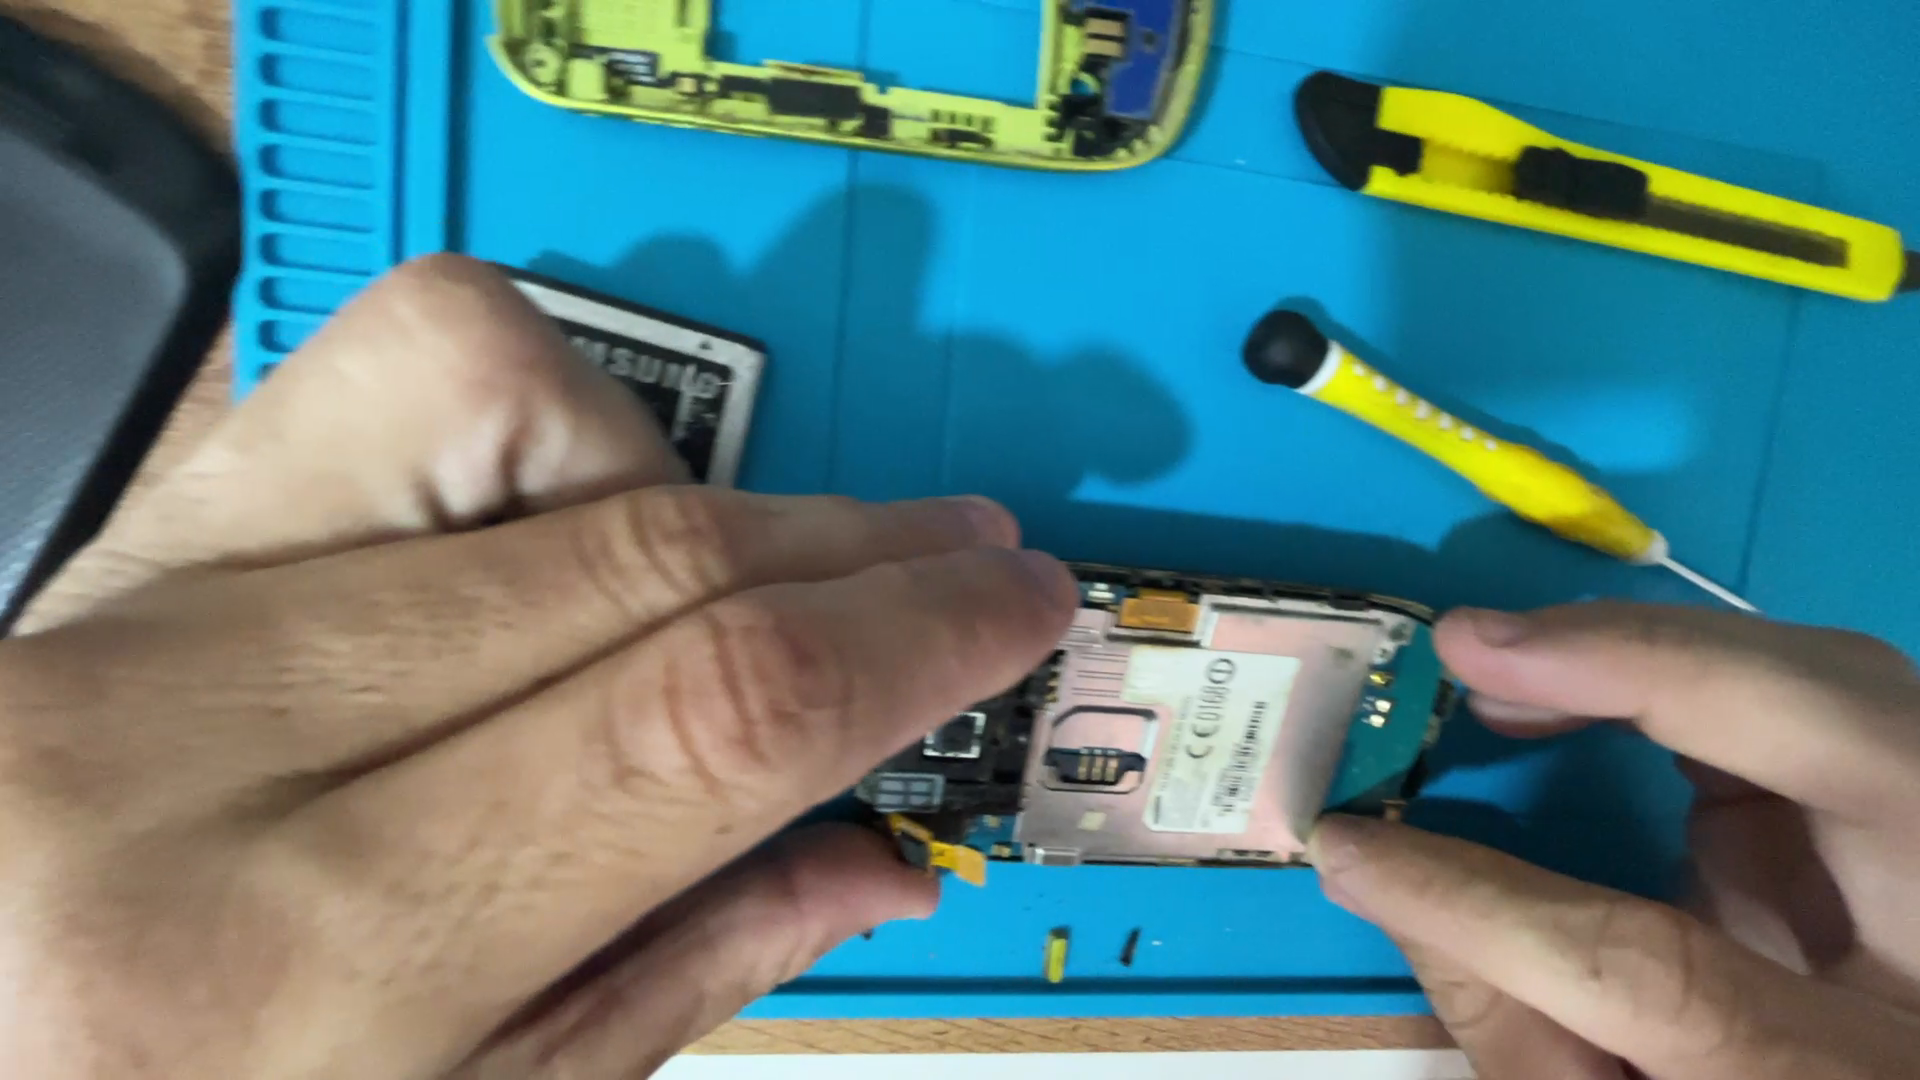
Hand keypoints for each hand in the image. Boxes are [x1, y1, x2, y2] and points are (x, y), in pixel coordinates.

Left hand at [0, 255, 1077, 1078]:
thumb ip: (697, 963)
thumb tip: (886, 861)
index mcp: (298, 967)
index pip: (723, 713)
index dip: (917, 639)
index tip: (1017, 605)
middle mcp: (199, 742)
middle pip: (668, 564)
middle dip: (879, 550)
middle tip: (978, 553)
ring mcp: (149, 588)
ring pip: (549, 416)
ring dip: (740, 494)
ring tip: (801, 561)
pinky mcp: (160, 500)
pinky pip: (429, 359)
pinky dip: (574, 409)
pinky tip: (601, 499)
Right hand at [1311, 604, 1919, 1079]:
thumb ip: (1496, 1014)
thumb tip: (1373, 862)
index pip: (1652, 966)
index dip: (1473, 897)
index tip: (1347, 844)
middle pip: (1855, 751)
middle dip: (1637, 665)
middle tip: (1464, 647)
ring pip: (1848, 685)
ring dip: (1647, 645)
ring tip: (1498, 660)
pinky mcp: (1909, 804)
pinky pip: (1805, 692)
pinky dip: (1672, 664)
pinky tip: (1573, 679)